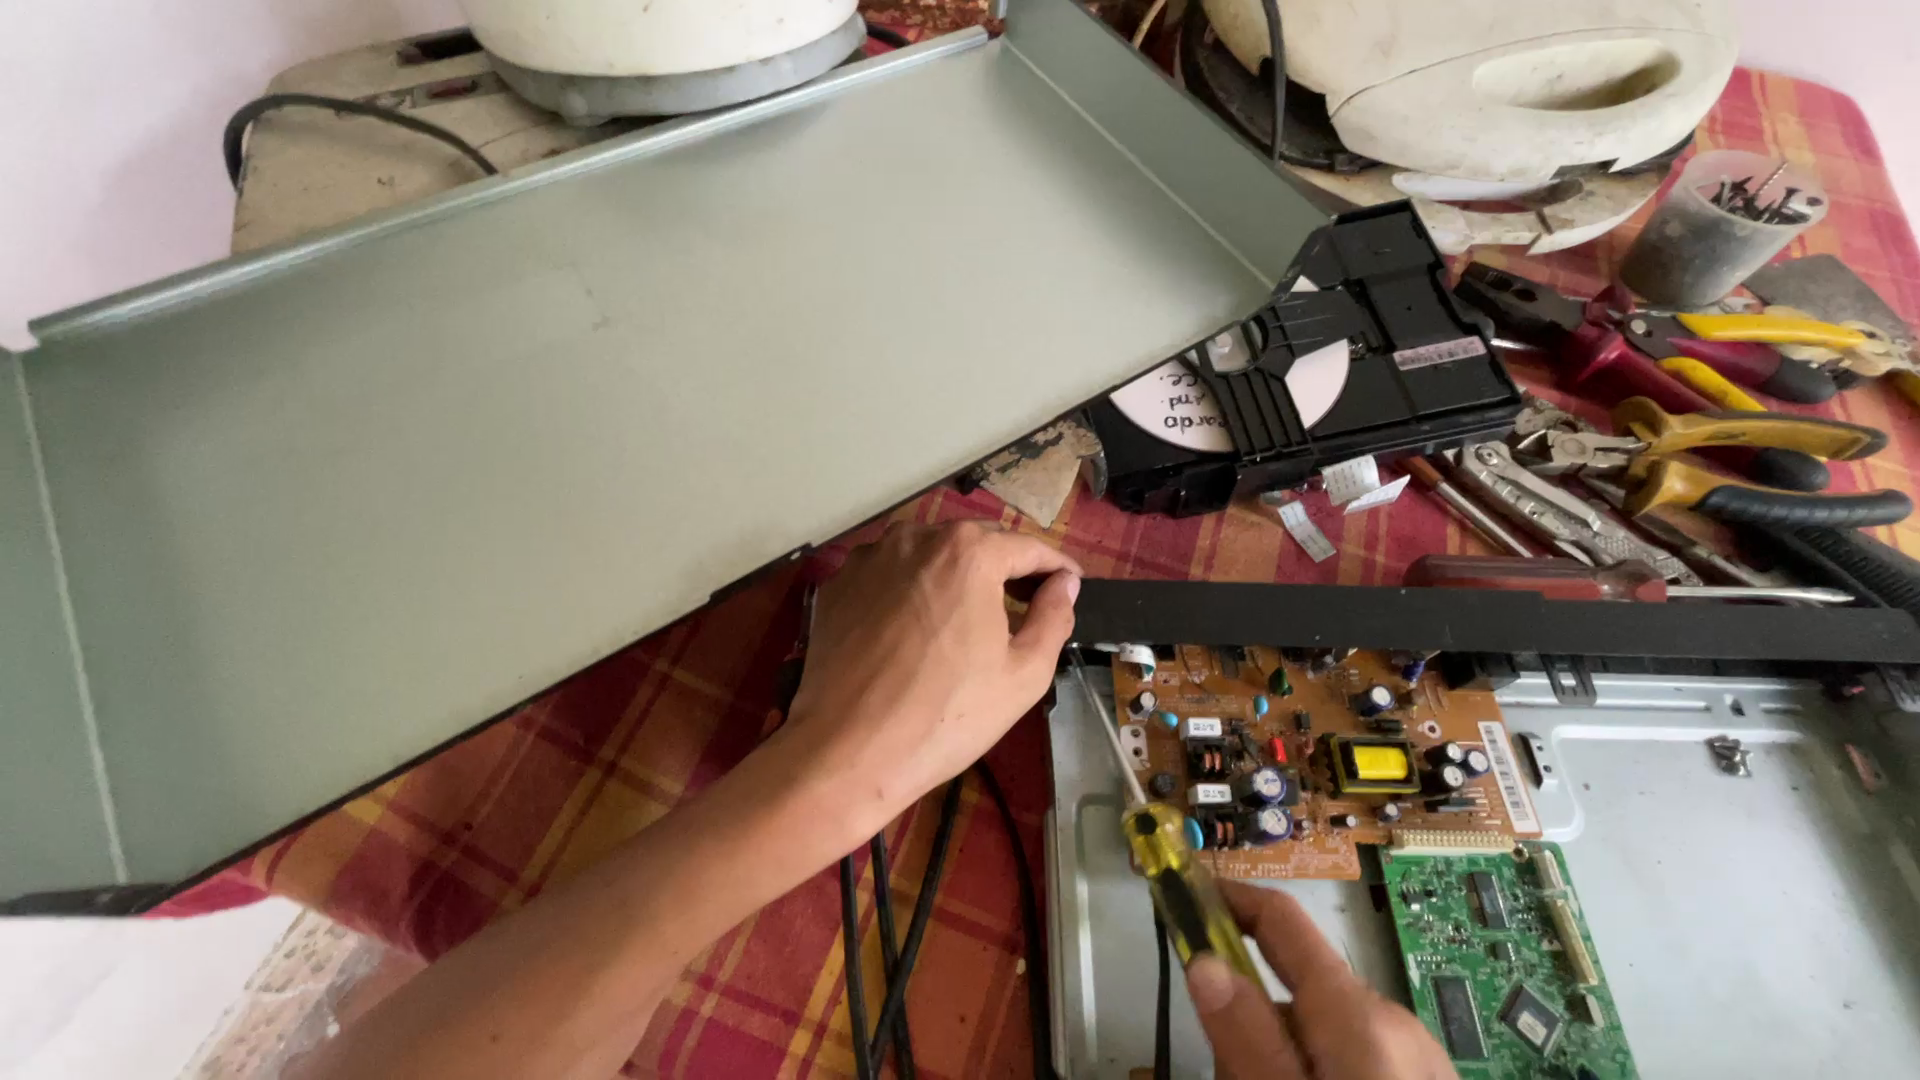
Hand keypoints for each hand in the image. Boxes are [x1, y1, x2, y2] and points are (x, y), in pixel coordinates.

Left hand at [774, 521, 1081, 842]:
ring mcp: (869, 558)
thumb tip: (1064, 583)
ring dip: (955, 575)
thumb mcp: (1024, 674)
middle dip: (1005, 568)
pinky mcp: (838, 584)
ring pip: (929, 555)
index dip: (1056, 567)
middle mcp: (916, 538)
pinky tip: (915, 628)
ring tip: (968, 615)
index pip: (1027, 547)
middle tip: (1026, 603)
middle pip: (975, 544)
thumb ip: (1054, 616)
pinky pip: (889, 575)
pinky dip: (910, 590)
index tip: (1071, 583)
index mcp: (968, 552)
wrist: (847, 752)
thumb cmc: (946, 716)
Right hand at [1188, 881, 1457, 1079]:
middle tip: (1225, 1065)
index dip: (1224, 896)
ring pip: (1319, 1023)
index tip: (1177, 895)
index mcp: (1359, 1011)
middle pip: (1292, 981)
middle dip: (1245, 1009)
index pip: (1279, 916)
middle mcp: (1393, 1017)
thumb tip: (1203, 962)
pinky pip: (1354, 1051)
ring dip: (1280, 1047)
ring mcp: (1418, 1053)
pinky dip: (1317, 1064)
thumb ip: (1246, 1036)